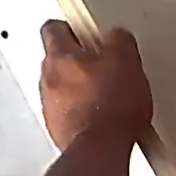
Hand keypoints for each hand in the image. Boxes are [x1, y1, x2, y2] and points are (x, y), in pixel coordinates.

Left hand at [39, 21, 153, 150]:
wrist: (101, 146)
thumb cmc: (110, 107)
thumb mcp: (127, 62)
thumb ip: (119, 41)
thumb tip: (117, 36)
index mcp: (61, 55)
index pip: (55, 29)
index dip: (71, 29)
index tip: (85, 34)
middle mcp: (48, 78)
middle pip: (57, 60)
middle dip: (77, 62)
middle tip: (100, 67)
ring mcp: (51, 105)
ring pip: (62, 88)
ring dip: (79, 90)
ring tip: (107, 97)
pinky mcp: (59, 128)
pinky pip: (68, 113)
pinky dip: (83, 113)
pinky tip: (105, 119)